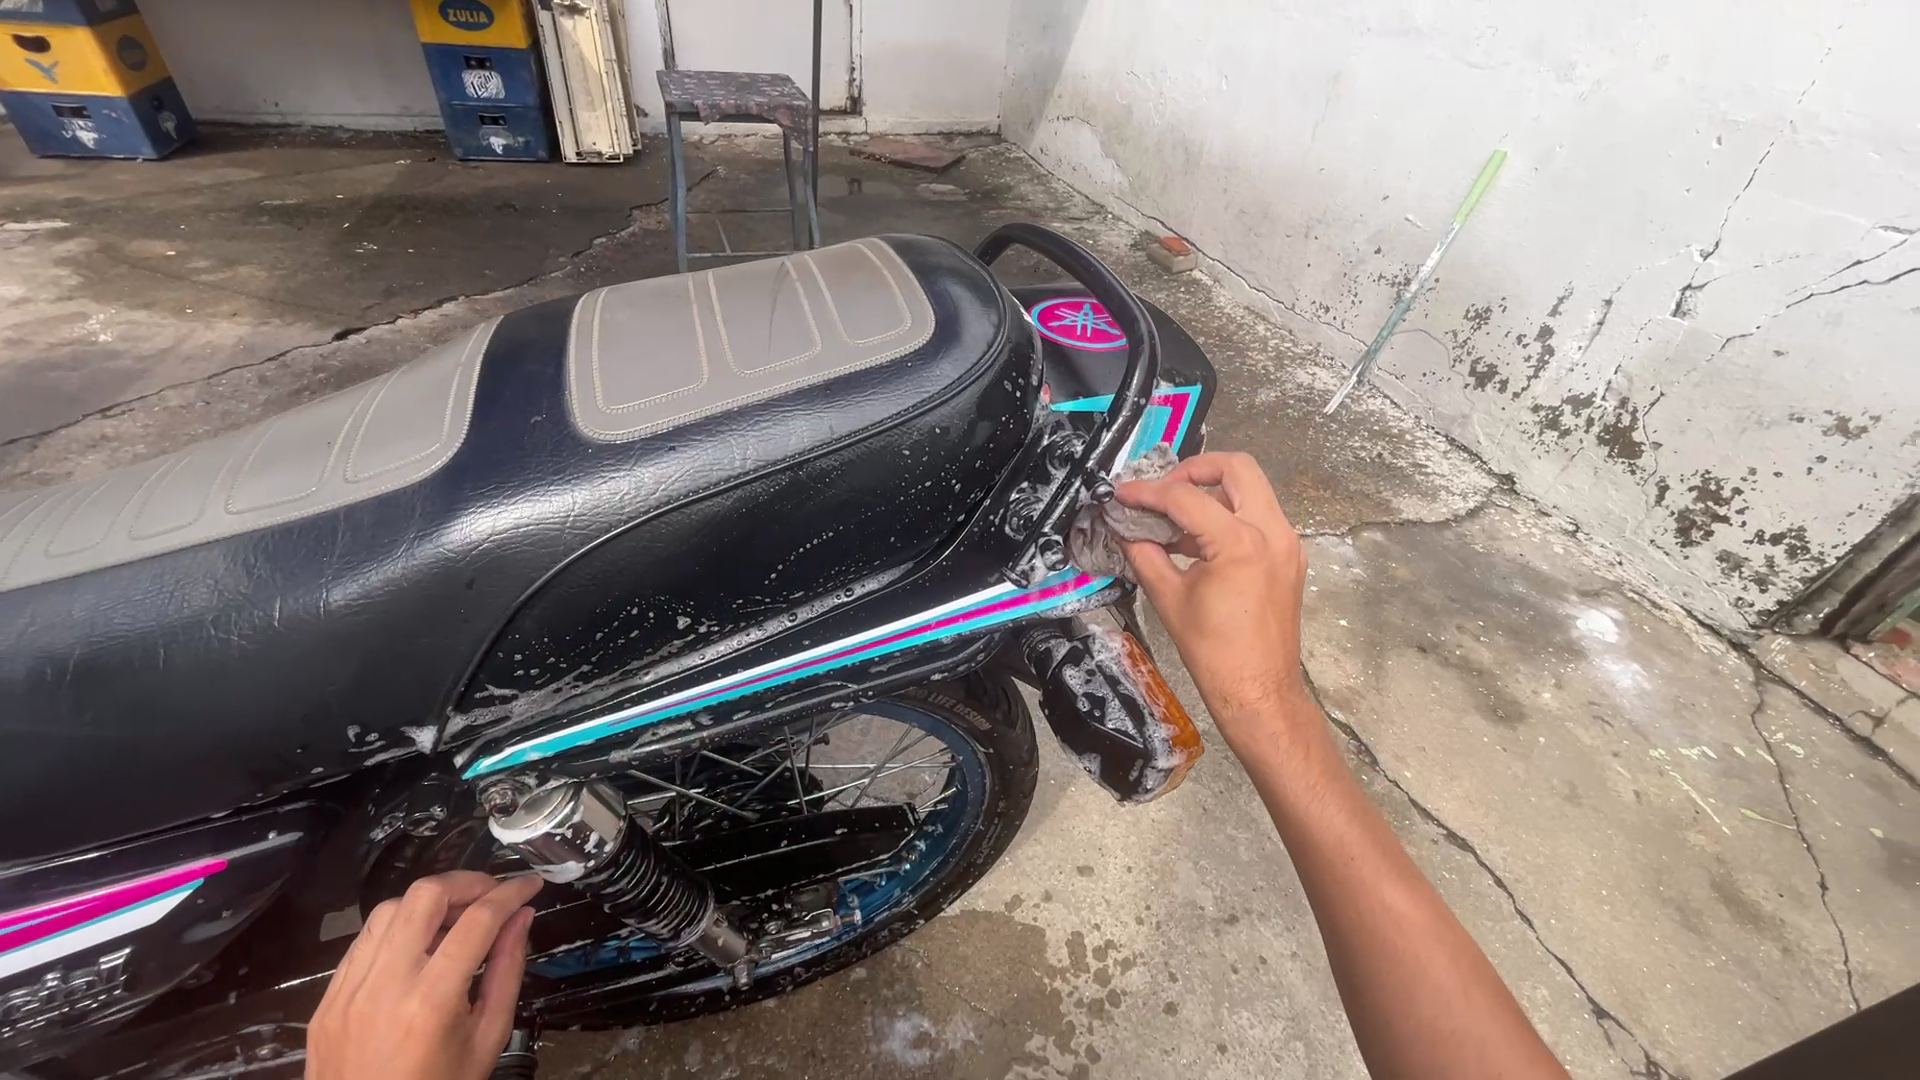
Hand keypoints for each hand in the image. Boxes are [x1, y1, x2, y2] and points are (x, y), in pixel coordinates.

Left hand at [306, 871, 541, 1079]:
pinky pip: (364, 941)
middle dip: (466, 882)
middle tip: (492, 894)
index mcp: (431, 1001)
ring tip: (456, 918)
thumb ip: (508, 969)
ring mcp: (347, 993)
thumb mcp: (489, 1036)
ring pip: (389, 910)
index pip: (477, 920)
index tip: (531, 884)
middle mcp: (383, 987)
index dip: (511, 892)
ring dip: (430, 902)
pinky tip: (421, 943)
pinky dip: (399, 928)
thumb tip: (522, 915)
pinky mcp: (327, 1000)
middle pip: (424, 897)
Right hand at [1117, 452, 1311, 750]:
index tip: (1123, 493)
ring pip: (1251, 489)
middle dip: (1195, 469)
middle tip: (1163, 488)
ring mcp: (1287, 544)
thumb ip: (1145, 554)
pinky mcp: (1289, 558)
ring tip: (1176, 515)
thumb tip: (1126, 530)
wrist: (1258, 690)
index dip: (1147, 492)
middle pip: (1237, 468)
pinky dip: (1228, 515)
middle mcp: (1272, 532)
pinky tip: (1198, 540)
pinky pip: (1259, 517)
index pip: (1185, 498)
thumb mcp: (1168, 598)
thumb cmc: (1212, 651)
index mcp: (1240, 542)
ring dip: (1213, 492)